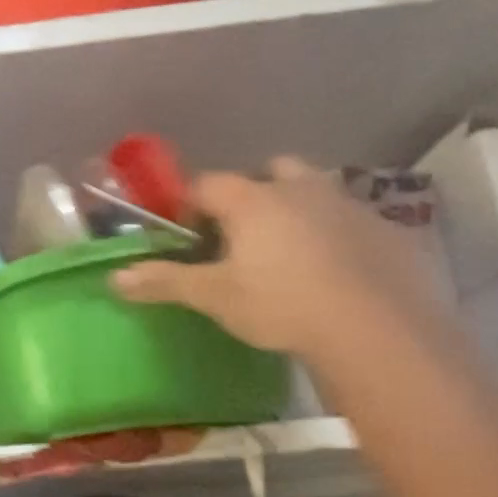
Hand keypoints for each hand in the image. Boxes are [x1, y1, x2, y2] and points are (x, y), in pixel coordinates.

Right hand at [111, 156, 447, 365]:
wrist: (371, 324)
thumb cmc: (279, 304)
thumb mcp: (213, 297)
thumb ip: (165, 282)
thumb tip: (114, 277)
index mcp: (253, 199)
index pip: (208, 184)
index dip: (189, 205)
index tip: (183, 235)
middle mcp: (300, 187)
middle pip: (268, 172)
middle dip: (249, 194)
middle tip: (237, 236)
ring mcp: (346, 202)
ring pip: (311, 190)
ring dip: (292, 208)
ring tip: (282, 253)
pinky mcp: (382, 227)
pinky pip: (345, 218)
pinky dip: (329, 233)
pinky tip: (325, 270)